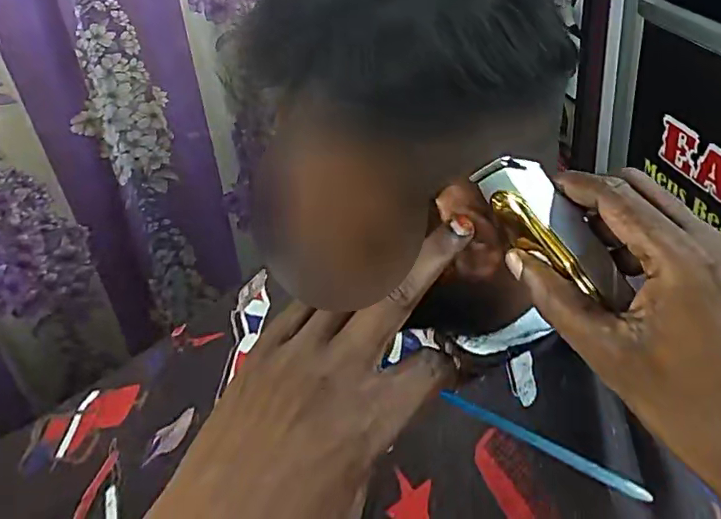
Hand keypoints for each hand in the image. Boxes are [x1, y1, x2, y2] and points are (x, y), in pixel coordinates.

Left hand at [149, 216, 474, 518]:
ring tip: (396, 231)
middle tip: (455, 228)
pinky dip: (324, 285)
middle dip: (430, 257)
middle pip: (394, 297)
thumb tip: (386, 410)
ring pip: (346, 287)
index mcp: (370, 416)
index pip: (429, 368)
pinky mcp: (265, 345)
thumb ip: (375, 438)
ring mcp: (298, 349)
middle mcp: (339, 368)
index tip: (449, 357)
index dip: (448, 361)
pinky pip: (302, 302)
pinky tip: (337, 272)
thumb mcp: (353, 492)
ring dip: (376, 258)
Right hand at [509, 169, 720, 518]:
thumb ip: (558, 301)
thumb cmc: (695, 413)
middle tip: (564, 217)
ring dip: (623, 214)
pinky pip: (682, 230)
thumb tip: (522, 264)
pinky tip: (627, 272)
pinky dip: (648, 234)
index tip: (548, 185)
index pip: (617, 195)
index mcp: (682, 259)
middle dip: (598, 194)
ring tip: (589, 248)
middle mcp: (711, 245)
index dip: (576, 184)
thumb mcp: (611, 355)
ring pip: (663, 206)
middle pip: (642, 188)